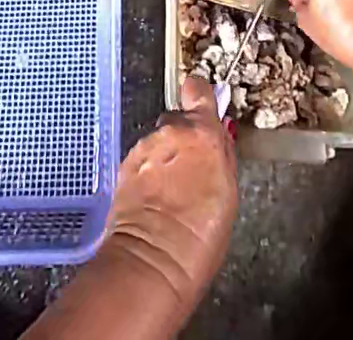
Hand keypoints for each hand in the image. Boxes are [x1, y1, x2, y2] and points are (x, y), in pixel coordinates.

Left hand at [102, 76, 238, 303]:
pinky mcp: (124, 168)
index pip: (198, 89)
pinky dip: (147, 173)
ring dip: (164, 156)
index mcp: (203, 131)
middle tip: (189, 167)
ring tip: (170, 191)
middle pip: (177, 120)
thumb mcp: (229, 189)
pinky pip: (141, 161)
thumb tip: (220, 133)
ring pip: (157, 141)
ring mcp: (144, 148)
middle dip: (182, 136)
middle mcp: (171, 131)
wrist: (153, 263)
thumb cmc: (201, 233)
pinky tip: (153, 199)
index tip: (202, 106)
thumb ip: (223, 152)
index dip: (199, 95)